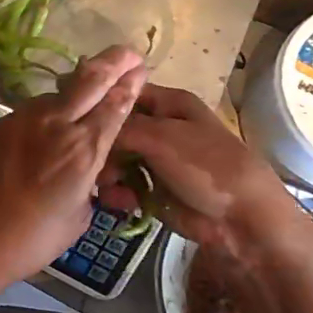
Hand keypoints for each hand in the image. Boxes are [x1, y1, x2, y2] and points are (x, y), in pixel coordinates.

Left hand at [0, 47, 147, 287]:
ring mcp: (24, 118)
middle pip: (91, 77)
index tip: (141, 69)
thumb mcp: (80, 216)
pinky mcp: (1, 123)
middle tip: (129, 54)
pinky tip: (51, 125)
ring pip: (60, 91)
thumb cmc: (33, 238)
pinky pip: (35, 108)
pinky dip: (51, 109)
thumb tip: (94, 168)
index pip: (116, 103)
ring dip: (79, 87)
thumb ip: (92, 181)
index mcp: (84, 149)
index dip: (131, 83)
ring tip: (91, 91)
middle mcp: (56, 123)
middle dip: (115, 61)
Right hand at [102, 84, 312, 257]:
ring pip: (115, 159)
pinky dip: (118, 194)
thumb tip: (87, 126)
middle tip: (95, 165)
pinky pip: (123, 185)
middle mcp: (160, 127)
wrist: (239, 219)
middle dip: (101, 148)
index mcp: (169, 104)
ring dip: (107, 174)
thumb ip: (120, 128)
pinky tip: (121, 203)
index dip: (100, 104)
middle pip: (115, 130)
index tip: (74, 119)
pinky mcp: (153, 189)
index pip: (123, 94)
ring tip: (109, 189)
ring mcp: (156, 159)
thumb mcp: (161, 136)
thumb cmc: (205, 165)